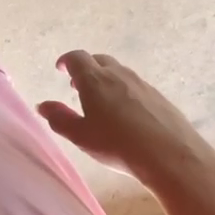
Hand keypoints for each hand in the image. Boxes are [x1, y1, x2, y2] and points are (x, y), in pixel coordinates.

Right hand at [37, 51, 214, 196]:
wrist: (171, 155)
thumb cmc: (117, 145)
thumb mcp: (81, 136)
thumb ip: (59, 118)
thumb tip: (43, 105)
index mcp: (94, 80)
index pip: (77, 58)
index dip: (66, 61)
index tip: (60, 69)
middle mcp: (118, 75)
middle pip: (99, 60)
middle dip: (86, 68)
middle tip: (77, 86)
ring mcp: (142, 84)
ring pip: (119, 72)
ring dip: (105, 79)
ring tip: (100, 100)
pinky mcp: (159, 96)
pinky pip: (135, 85)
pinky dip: (123, 90)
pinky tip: (125, 113)